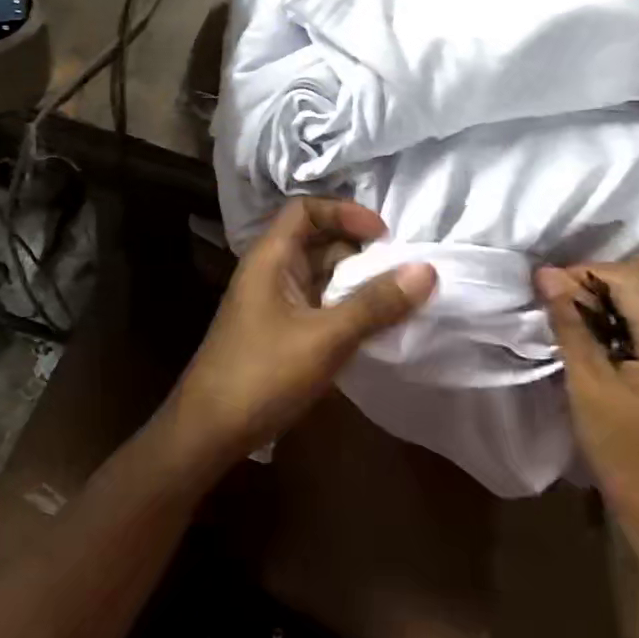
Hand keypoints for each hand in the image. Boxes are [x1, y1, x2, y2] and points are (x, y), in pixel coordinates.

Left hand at [174, 198, 435, 455]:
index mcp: (269, 259)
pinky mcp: (280, 332)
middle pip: (318, 241)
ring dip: (357, 284)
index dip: (344, 212)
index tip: (383, 236)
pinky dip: (345, 309)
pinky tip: (376, 328)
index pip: (304, 210)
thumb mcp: (325, 338)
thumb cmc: (262, 374)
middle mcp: (269, 273)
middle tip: (403, 274)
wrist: (211, 427)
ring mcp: (273, 303)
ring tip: (400, 301)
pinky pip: (318, 305)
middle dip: (360, 251)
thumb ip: (374, 304)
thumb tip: (427, 269)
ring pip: (321, 276)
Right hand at [536, 257, 638, 564]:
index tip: (548, 291)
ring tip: (596, 324)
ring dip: (633, 294)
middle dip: (610, 277)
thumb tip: (546, 275)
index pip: (635, 278)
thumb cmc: (628, 458)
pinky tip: (628, 342)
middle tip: (571, 304)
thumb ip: (572, 324)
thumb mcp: (589, 388)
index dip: (585, 274)